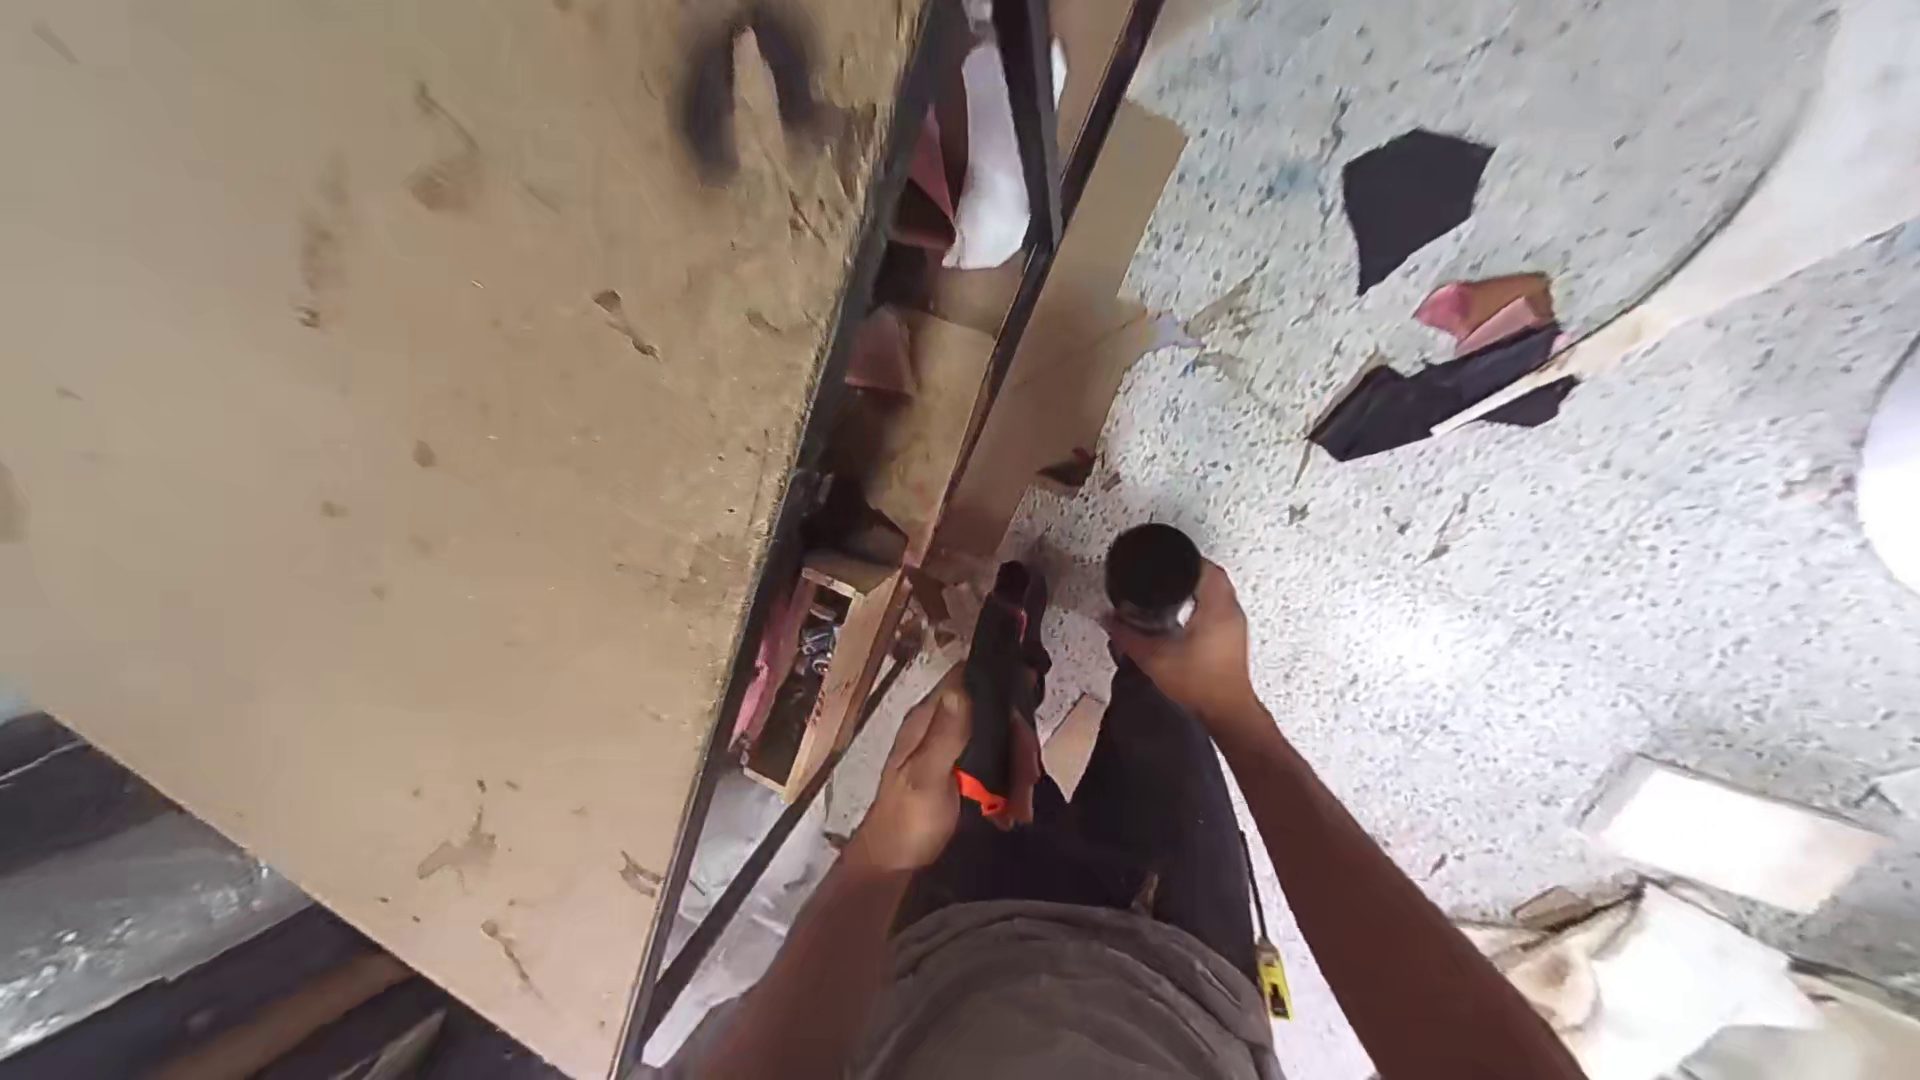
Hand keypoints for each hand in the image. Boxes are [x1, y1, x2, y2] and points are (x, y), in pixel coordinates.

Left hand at [845, 662, 1042, 872]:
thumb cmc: (906, 821)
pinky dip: (1011, 784)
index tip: (1028, 692)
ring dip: (1017, 768)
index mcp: (928, 719)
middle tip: (1029, 774)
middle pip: (991, 712)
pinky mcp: (965, 772)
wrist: (894, 864)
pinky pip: (998, 764)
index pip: (964, 679)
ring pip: (999, 740)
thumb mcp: (926, 777)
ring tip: (1023, 804)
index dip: (996, 679)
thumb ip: (945, 735)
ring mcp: (955, 748)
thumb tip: (961, 687)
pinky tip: (1016, 809)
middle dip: (1016, 740)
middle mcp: (943, 726)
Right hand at [1107, 560, 1261, 732]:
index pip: (1206, 568)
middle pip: (1214, 576)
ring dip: (1200, 585)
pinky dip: (1205, 601)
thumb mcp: (1153, 657)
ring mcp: (1235, 626)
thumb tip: (1106, 618)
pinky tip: (1184, 611)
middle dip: (1191, 569)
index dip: (1186, 559)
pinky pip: (1221, 606)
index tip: (1168, 558)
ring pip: (1220, 591)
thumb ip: (1126, 635)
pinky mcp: (1233, 638)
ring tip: (1174, 586)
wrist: (1225, 712)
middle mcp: (1231, 612)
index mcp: (1216, 609)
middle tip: (1168, 569)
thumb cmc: (1198, 684)